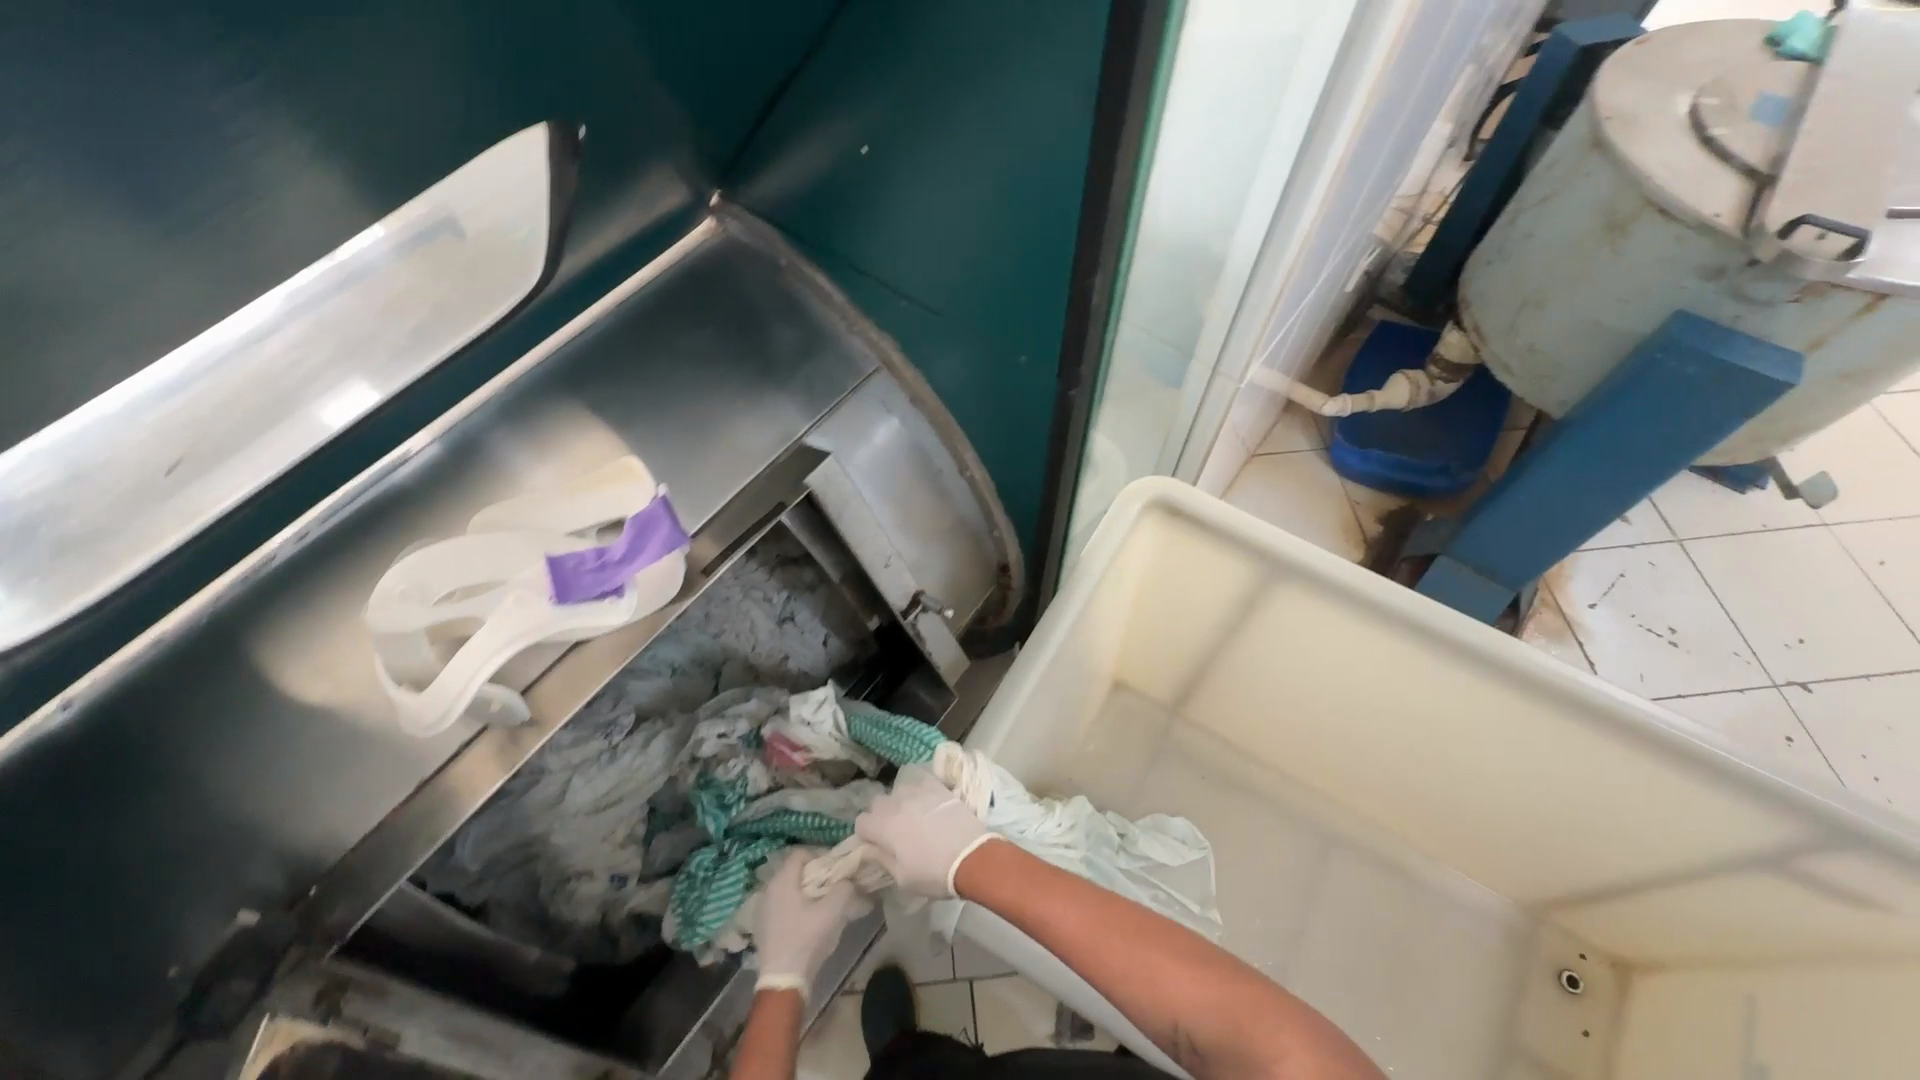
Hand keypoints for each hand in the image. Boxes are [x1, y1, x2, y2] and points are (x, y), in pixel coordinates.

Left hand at [753, 849, 866, 1001]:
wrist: (783, 979)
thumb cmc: (807, 939)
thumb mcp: (833, 912)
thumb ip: (844, 888)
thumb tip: (847, 881)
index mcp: (782, 881)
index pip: (800, 853)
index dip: (819, 857)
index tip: (834, 872)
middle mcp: (768, 890)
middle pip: (793, 872)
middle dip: (814, 877)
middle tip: (831, 890)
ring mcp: (762, 909)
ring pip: (787, 891)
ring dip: (804, 894)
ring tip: (821, 908)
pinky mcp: (761, 927)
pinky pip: (781, 907)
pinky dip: (794, 909)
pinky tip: (806, 925)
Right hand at [854, 764, 1001, 898]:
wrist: (972, 857)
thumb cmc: (934, 873)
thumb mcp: (902, 878)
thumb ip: (883, 859)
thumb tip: (873, 849)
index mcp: (883, 827)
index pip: (861, 822)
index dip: (867, 834)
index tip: (878, 844)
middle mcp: (896, 804)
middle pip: (877, 802)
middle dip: (881, 815)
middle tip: (895, 831)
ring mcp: (918, 792)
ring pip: (899, 789)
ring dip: (901, 801)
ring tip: (914, 815)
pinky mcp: (938, 787)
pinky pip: (922, 780)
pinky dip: (921, 788)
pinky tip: (929, 800)